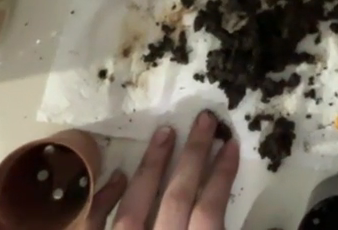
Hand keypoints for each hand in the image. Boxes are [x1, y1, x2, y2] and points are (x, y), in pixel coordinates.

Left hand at [88, 111, 239, 229]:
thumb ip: (216, 225)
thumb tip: (244, 206)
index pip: (209, 211)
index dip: (222, 176)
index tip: (232, 144)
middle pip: (176, 198)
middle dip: (193, 155)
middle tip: (205, 119)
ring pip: (133, 208)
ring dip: (151, 166)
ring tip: (165, 131)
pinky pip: (93, 226)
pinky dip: (103, 200)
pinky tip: (117, 176)